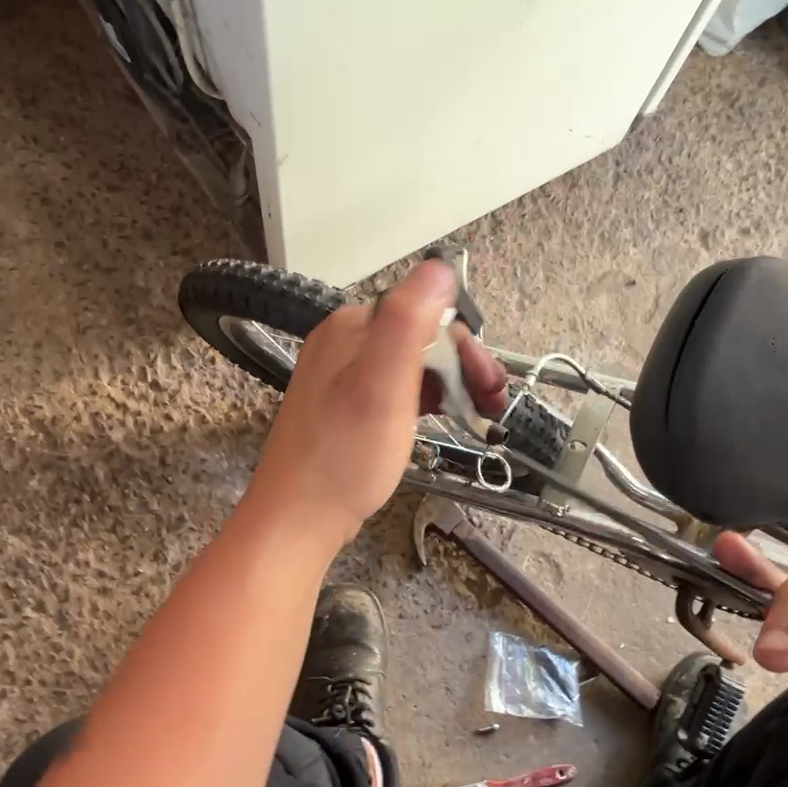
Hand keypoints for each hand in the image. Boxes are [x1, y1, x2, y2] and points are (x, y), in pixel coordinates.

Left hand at [243, 260, 506, 546]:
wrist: (299, 519)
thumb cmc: (343, 459)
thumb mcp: (382, 385)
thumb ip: (409, 321)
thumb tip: (439, 266)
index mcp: (352, 328)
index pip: (427, 313)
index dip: (464, 348)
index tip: (487, 387)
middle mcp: (344, 344)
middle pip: (421, 337)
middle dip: (462, 367)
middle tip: (488, 405)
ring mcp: (342, 377)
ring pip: (412, 365)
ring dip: (449, 384)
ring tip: (473, 417)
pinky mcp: (345, 408)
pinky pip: (396, 390)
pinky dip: (424, 402)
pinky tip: (435, 423)